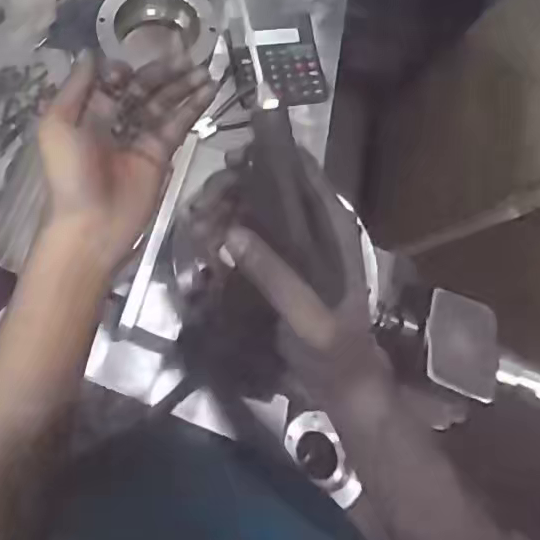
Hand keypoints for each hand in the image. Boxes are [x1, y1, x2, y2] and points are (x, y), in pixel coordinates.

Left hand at [36, 51, 215, 273]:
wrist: (90, 225)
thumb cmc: (68, 173)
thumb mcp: (57, 124)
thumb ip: (75, 87)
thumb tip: (90, 52)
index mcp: (87, 112)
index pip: (112, 81)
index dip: (126, 69)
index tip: (136, 64)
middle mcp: (115, 120)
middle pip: (142, 88)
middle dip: (163, 72)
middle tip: (187, 55)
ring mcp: (139, 137)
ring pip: (164, 103)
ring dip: (183, 85)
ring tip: (205, 68)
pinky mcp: (160, 154)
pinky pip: (177, 124)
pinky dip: (193, 106)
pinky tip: (209, 90)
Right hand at [185, 151, 394, 409]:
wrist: (342, 383)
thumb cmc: (333, 346)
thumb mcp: (307, 315)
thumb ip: (273, 273)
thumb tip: (230, 232)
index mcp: (332, 226)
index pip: (304, 172)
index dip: (269, 157)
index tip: (231, 160)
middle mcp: (314, 223)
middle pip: (269, 183)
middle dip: (232, 187)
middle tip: (202, 204)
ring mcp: (294, 240)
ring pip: (252, 204)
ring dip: (222, 208)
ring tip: (198, 225)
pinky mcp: (277, 258)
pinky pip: (245, 230)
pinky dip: (224, 229)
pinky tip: (204, 241)